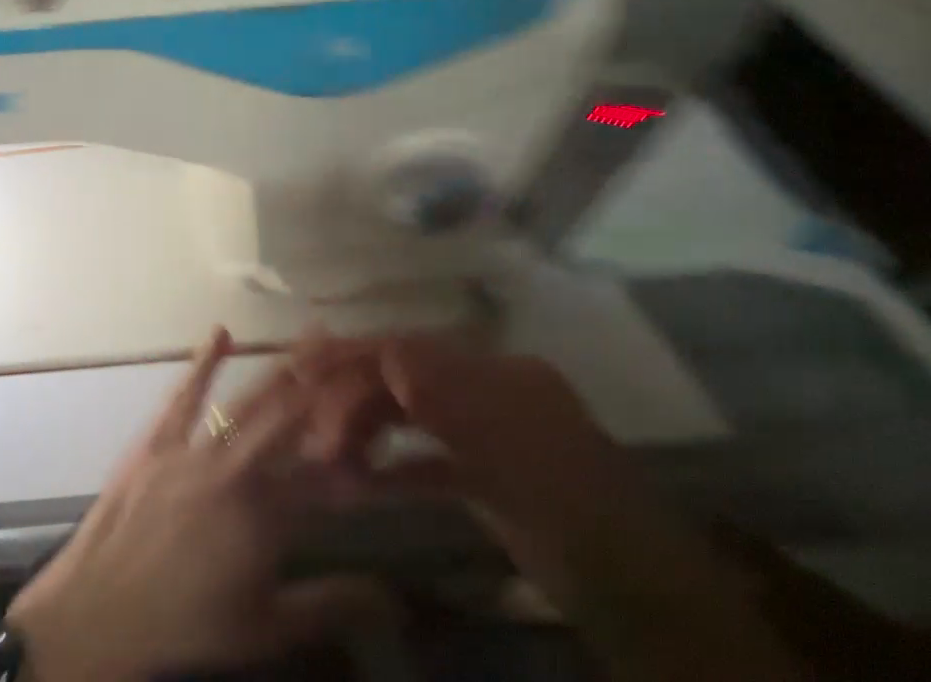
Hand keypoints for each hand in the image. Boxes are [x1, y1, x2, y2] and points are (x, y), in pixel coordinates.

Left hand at [6, 328, 392, 680]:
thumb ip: (333, 604)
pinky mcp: (153, 443)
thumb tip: (396, 598)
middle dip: (330, 386)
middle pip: (290, 421)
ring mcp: (189, 450)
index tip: (389, 428)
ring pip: (244, 402)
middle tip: (362, 355)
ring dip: (281, 369)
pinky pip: (182, 397)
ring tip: (315, 337)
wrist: (99, 609)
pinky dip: (202, 363)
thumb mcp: (268, 627)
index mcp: (266, 514)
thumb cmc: (186, 624)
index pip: (327, 475)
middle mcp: (233, 470)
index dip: (361, 452)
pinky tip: (220, 333)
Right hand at [283, 335, 664, 600]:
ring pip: (407, 420)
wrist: (635, 594)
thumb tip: (385, 344)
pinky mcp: (482, 478)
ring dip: (365, 434)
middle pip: (403, 383)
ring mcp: (485, 436)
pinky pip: (423, 461)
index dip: (355, 358)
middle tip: (313, 437)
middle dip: (353, 402)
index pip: (410, 351)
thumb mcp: (508, 449)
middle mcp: (489, 394)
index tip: (304, 374)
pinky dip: (389, 469)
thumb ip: (446, 393)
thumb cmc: (569, 510)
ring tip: (328, 460)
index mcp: (502, 374)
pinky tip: (356, 484)